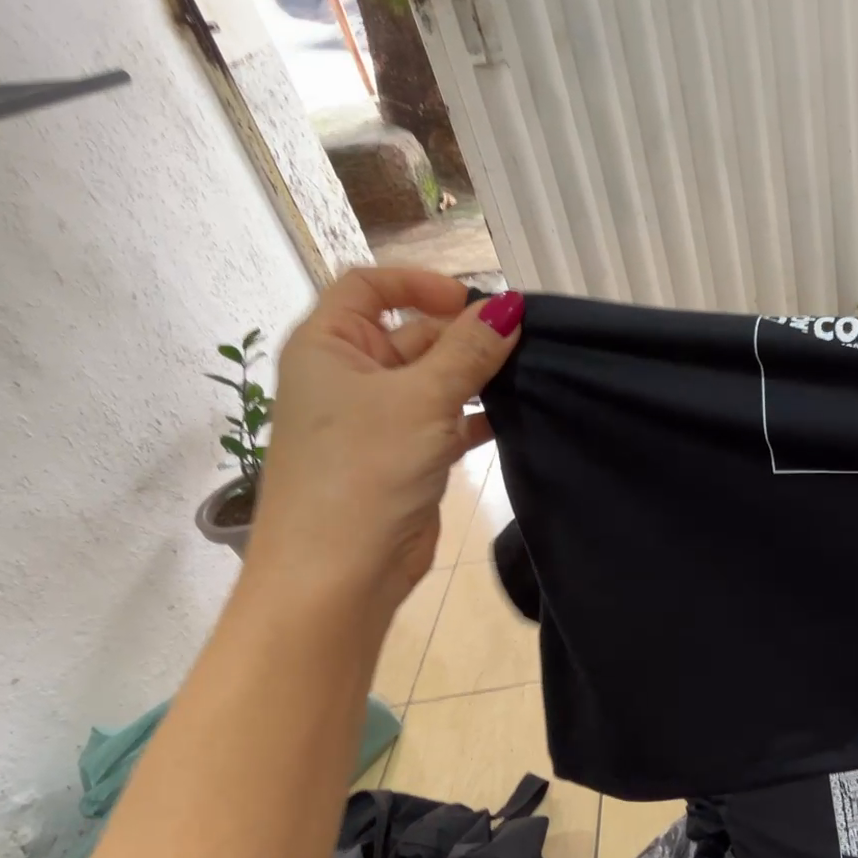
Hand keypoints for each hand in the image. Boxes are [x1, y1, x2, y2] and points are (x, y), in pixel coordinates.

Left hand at [243, 270, 521, 606]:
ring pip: (436, 379)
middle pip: (413, 333)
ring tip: (528, 375)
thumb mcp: (420, 399)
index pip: (370, 286)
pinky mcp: (407, 455)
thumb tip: (511, 305)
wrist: (338, 574)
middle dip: (464, 336)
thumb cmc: (364, 470)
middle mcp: (351, 375)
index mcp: (330, 346)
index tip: (475, 302)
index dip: (420, 284)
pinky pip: (447, 420)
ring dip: (476, 377)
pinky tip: (516, 416)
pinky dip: (477, 415)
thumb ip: (469, 351)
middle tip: (522, 344)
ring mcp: (380, 419)